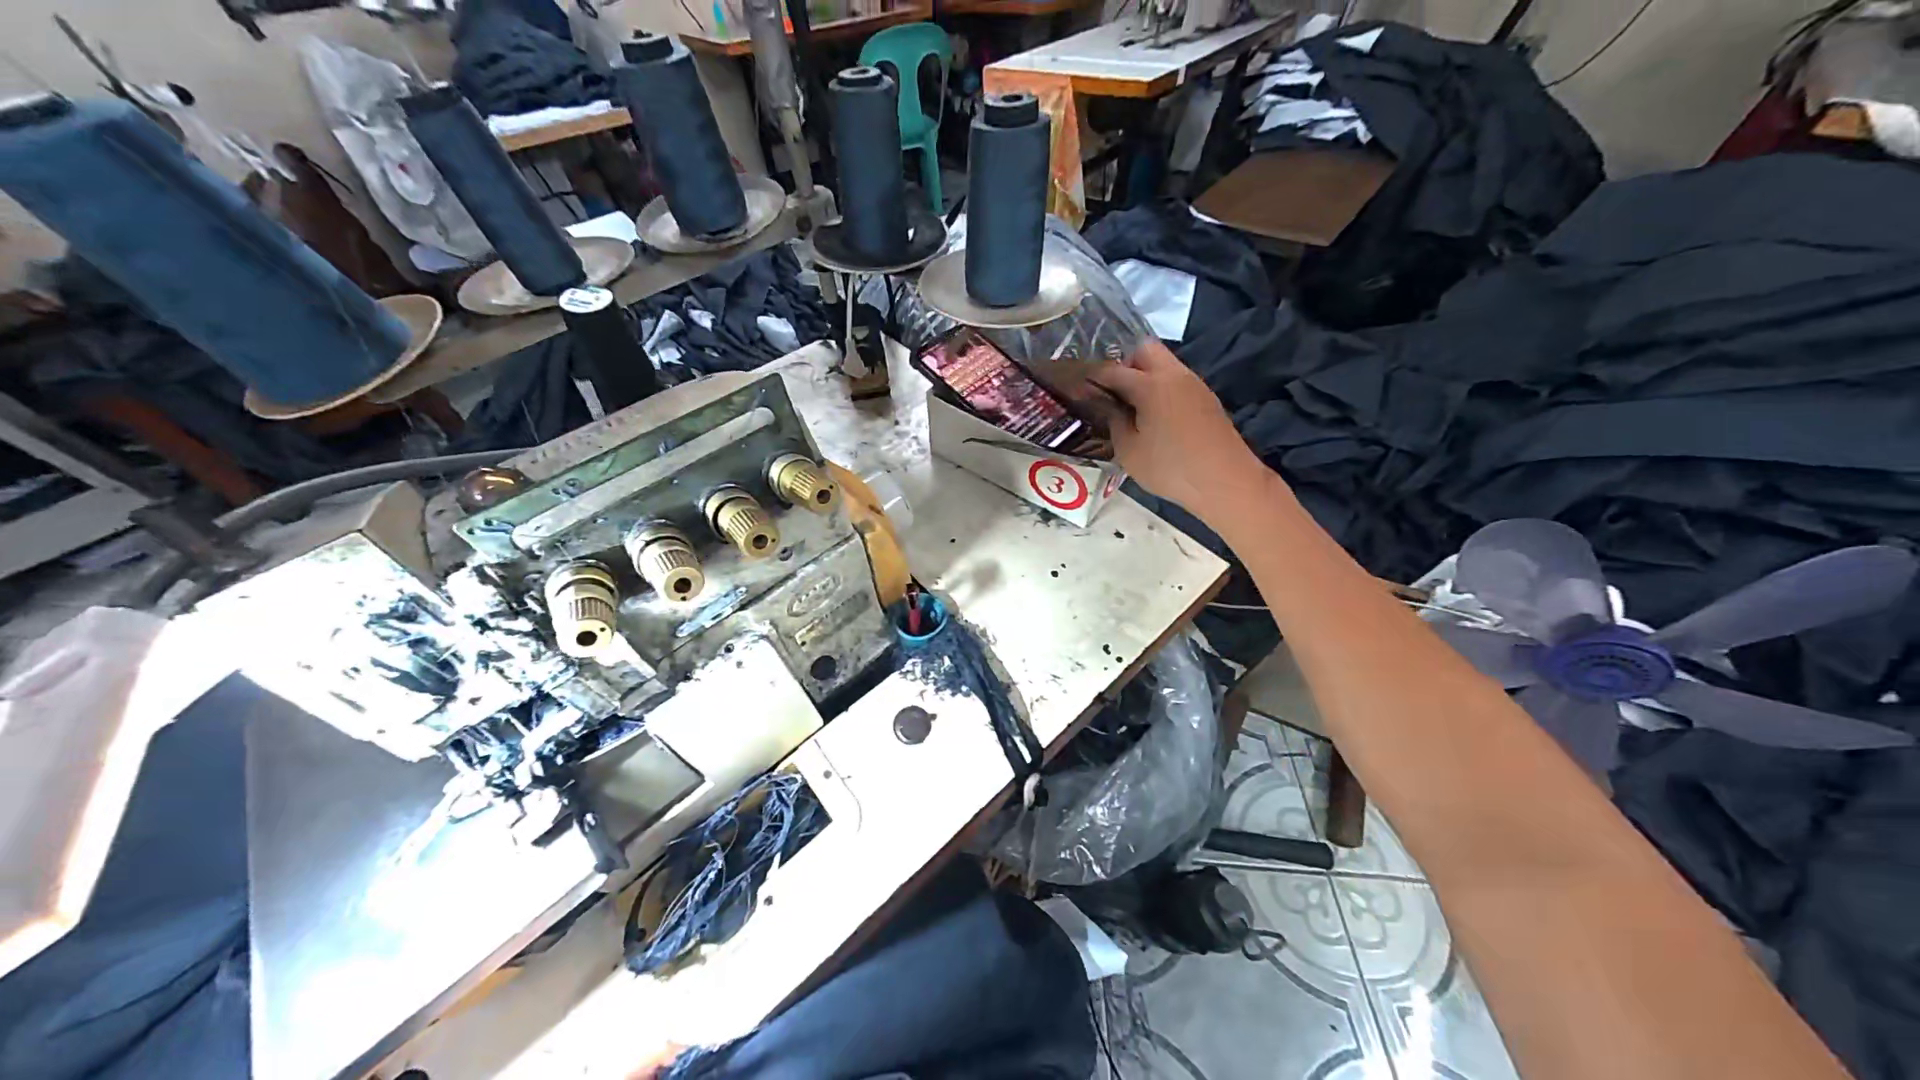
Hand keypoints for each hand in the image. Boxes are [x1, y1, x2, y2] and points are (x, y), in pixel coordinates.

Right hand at [1088, 340, 1277, 517]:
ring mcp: (1193, 384)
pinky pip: (1176, 380)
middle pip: (1144, 350)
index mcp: (1150, 384)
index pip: (1112, 370)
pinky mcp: (1205, 398)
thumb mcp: (1129, 451)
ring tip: (1130, 404)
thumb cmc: (1170, 468)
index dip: (1092, 377)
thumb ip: (1114, 421)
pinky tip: (1154, 414)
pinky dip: (1161, 388)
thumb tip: (1107, 405)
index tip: (1079, 386)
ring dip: (1145, 375)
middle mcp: (1173, 375)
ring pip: (1164, 363)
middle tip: (1111, 391)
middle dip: (1124, 363)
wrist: (1225, 481)